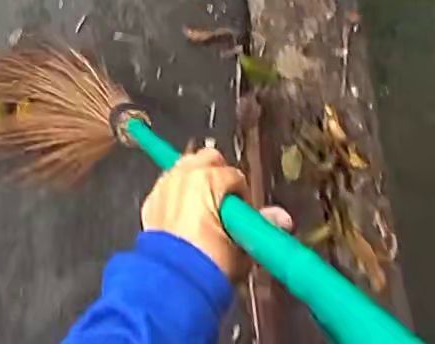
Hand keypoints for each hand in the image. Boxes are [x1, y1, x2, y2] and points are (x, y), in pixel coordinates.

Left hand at [140, 147, 293, 278]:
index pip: (234, 175)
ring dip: (197, 179)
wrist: (176, 276)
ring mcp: (164, 182)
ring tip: (208, 208)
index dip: (244, 195)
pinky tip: (187, 215)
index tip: (245, 213)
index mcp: (207, 179)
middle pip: (206, 158)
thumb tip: (282, 217)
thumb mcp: (243, 244)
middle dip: (219, 174)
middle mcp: (183, 173)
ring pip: (184, 167)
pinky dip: (178, 192)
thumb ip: (261, 225)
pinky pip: (169, 184)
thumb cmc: (211, 261)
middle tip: (228, 202)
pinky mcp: (152, 196)